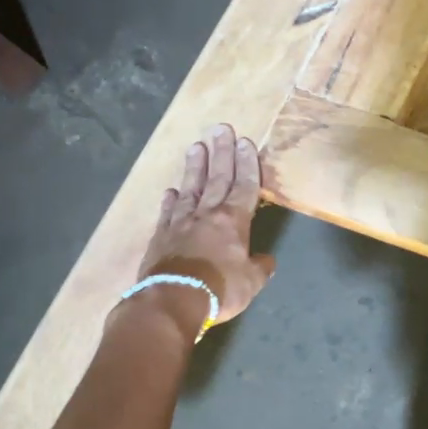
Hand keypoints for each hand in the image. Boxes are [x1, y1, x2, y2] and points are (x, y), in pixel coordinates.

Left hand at [134, 123, 275, 326]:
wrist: (172, 300)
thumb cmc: (220, 288)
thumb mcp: (251, 281)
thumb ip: (260, 267)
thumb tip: (265, 260)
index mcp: (234, 221)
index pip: (244, 185)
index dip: (247, 164)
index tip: (246, 142)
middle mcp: (208, 214)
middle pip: (218, 177)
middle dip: (222, 152)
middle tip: (221, 128)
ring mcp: (181, 223)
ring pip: (191, 188)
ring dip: (196, 167)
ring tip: (197, 146)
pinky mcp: (161, 236)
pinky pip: (168, 212)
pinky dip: (171, 200)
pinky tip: (172, 190)